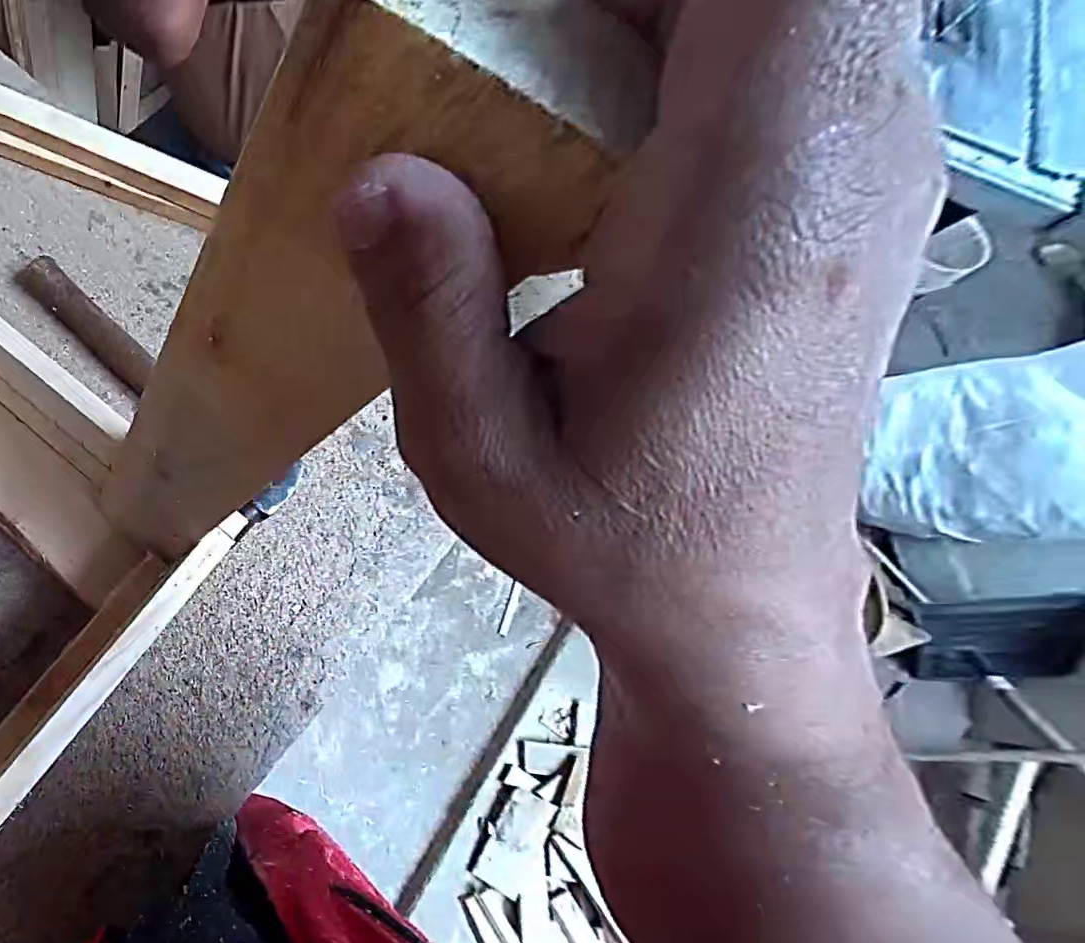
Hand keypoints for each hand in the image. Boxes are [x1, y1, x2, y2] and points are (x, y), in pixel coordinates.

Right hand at [335, 0, 1057, 942]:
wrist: (709, 609)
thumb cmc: (594, 544)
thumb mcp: (475, 443)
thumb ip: (432, 301)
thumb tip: (379, 177)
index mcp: (739, 214)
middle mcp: (825, 155)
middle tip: (466, 19)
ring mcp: (835, 167)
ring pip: (772, 11)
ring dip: (639, 6)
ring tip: (506, 44)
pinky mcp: (807, 195)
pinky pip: (748, 63)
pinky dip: (669, 41)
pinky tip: (572, 86)